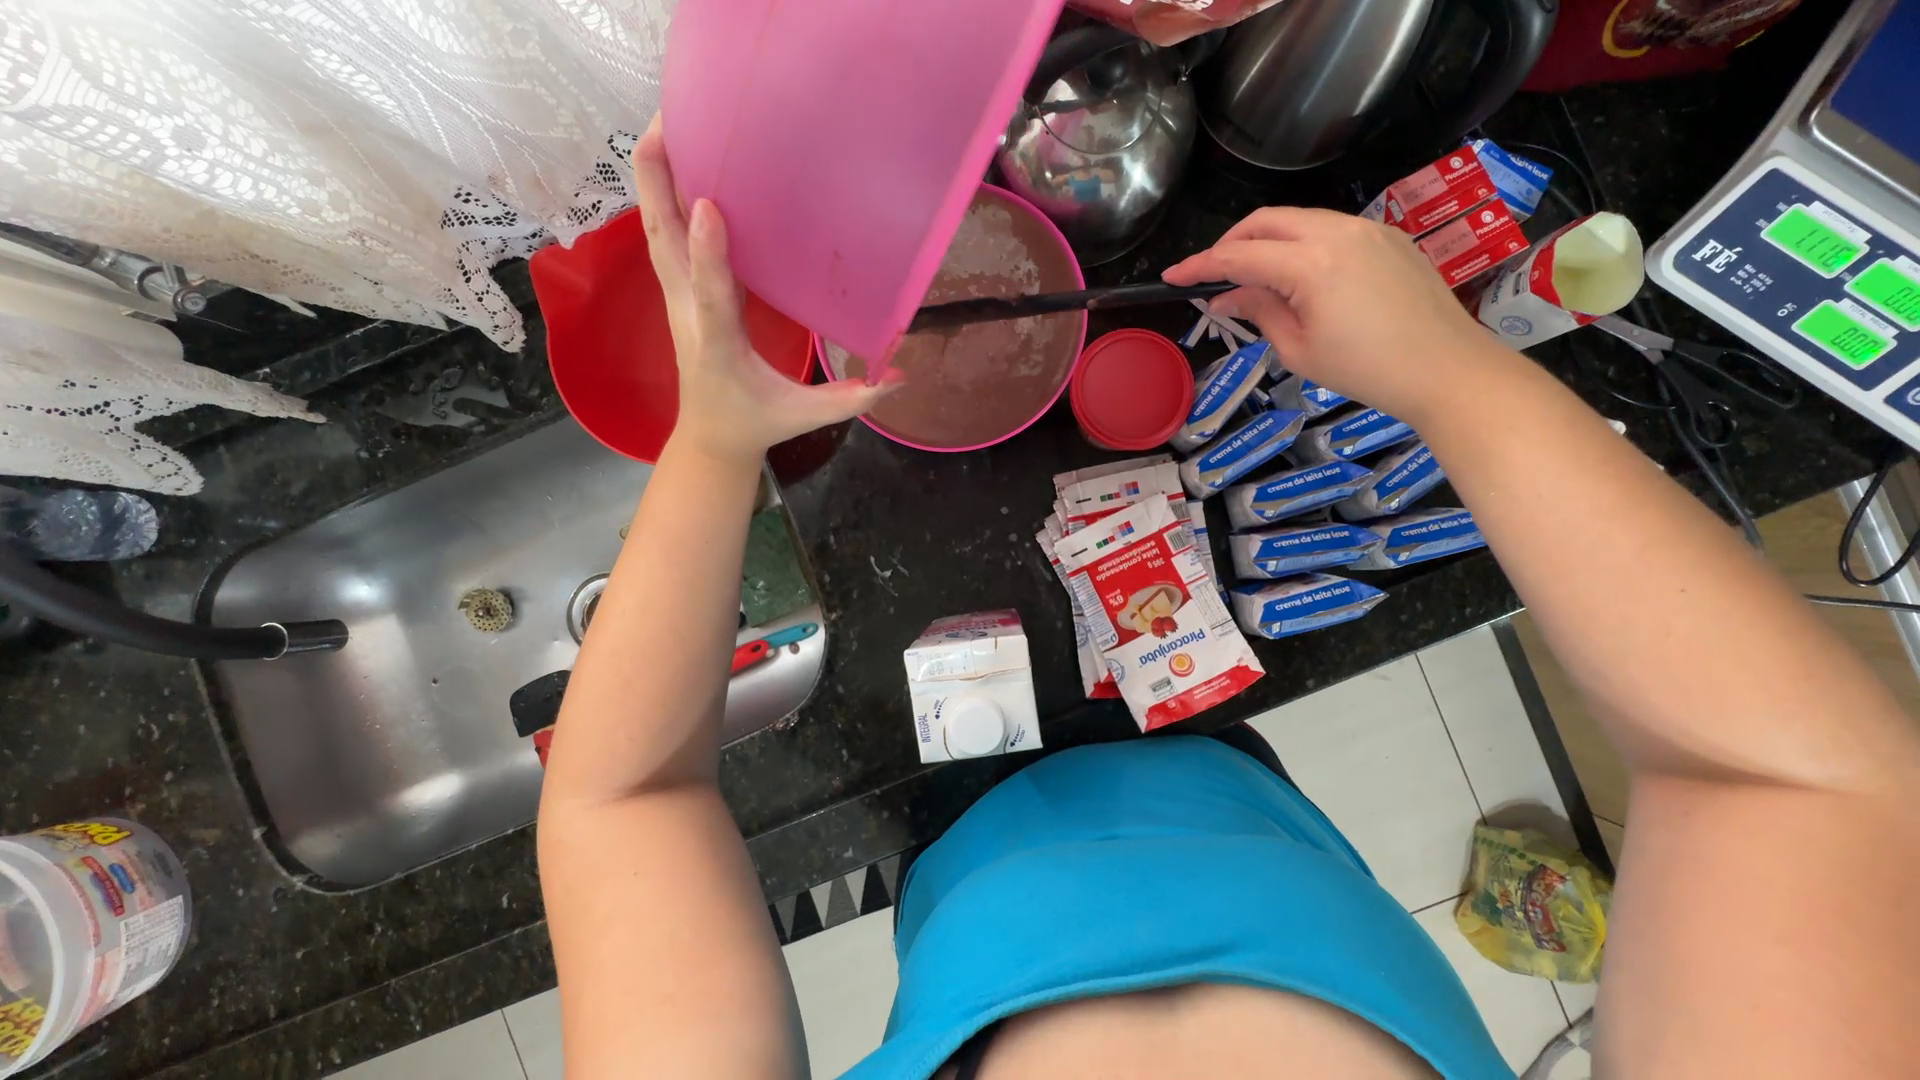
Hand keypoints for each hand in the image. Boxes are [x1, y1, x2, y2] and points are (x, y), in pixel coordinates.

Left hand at [631, 119, 898, 466]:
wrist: (710, 436)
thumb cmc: (756, 424)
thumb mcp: (804, 417)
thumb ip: (851, 399)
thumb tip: (900, 377)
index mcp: (720, 348)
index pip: (715, 298)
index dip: (709, 254)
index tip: (708, 206)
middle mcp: (690, 315)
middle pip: (663, 245)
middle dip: (657, 184)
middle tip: (662, 122)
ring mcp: (680, 300)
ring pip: (657, 234)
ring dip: (654, 180)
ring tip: (664, 122)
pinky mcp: (683, 292)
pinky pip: (668, 239)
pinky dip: (666, 197)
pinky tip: (677, 162)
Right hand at [1163, 207, 1498, 421]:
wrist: (1446, 369)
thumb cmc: (1366, 370)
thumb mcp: (1299, 349)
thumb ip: (1260, 311)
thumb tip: (1228, 296)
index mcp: (1312, 264)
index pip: (1240, 256)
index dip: (1200, 265)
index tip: (1172, 277)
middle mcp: (1338, 232)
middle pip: (1267, 221)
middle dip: (1231, 242)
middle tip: (1211, 273)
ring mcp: (1368, 229)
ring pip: (1299, 220)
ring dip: (1266, 241)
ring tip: (1253, 278)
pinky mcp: (1388, 237)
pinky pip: (1330, 229)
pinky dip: (1301, 244)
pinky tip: (1298, 277)